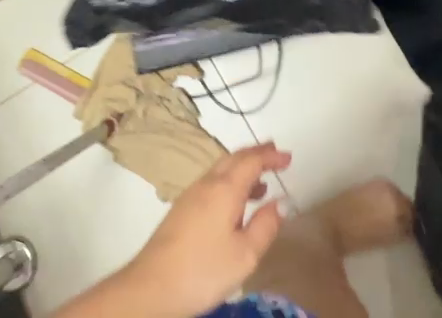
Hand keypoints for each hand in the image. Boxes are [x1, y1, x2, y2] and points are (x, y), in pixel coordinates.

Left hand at [118, 144, 292, 317]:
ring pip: (220, 171)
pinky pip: (211, 184)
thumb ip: (265, 225)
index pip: (251, 161)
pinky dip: (229, 183)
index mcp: (224, 189)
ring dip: (242, 169)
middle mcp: (206, 184)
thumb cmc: (204, 270)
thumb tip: (280, 202)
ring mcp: (190, 196)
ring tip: (262, 182)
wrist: (152, 287)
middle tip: (276, 155)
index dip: (270, 156)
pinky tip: (235, 204)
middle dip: (255, 154)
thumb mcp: (245, 254)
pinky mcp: (181, 210)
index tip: (289, 156)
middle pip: (233, 158)